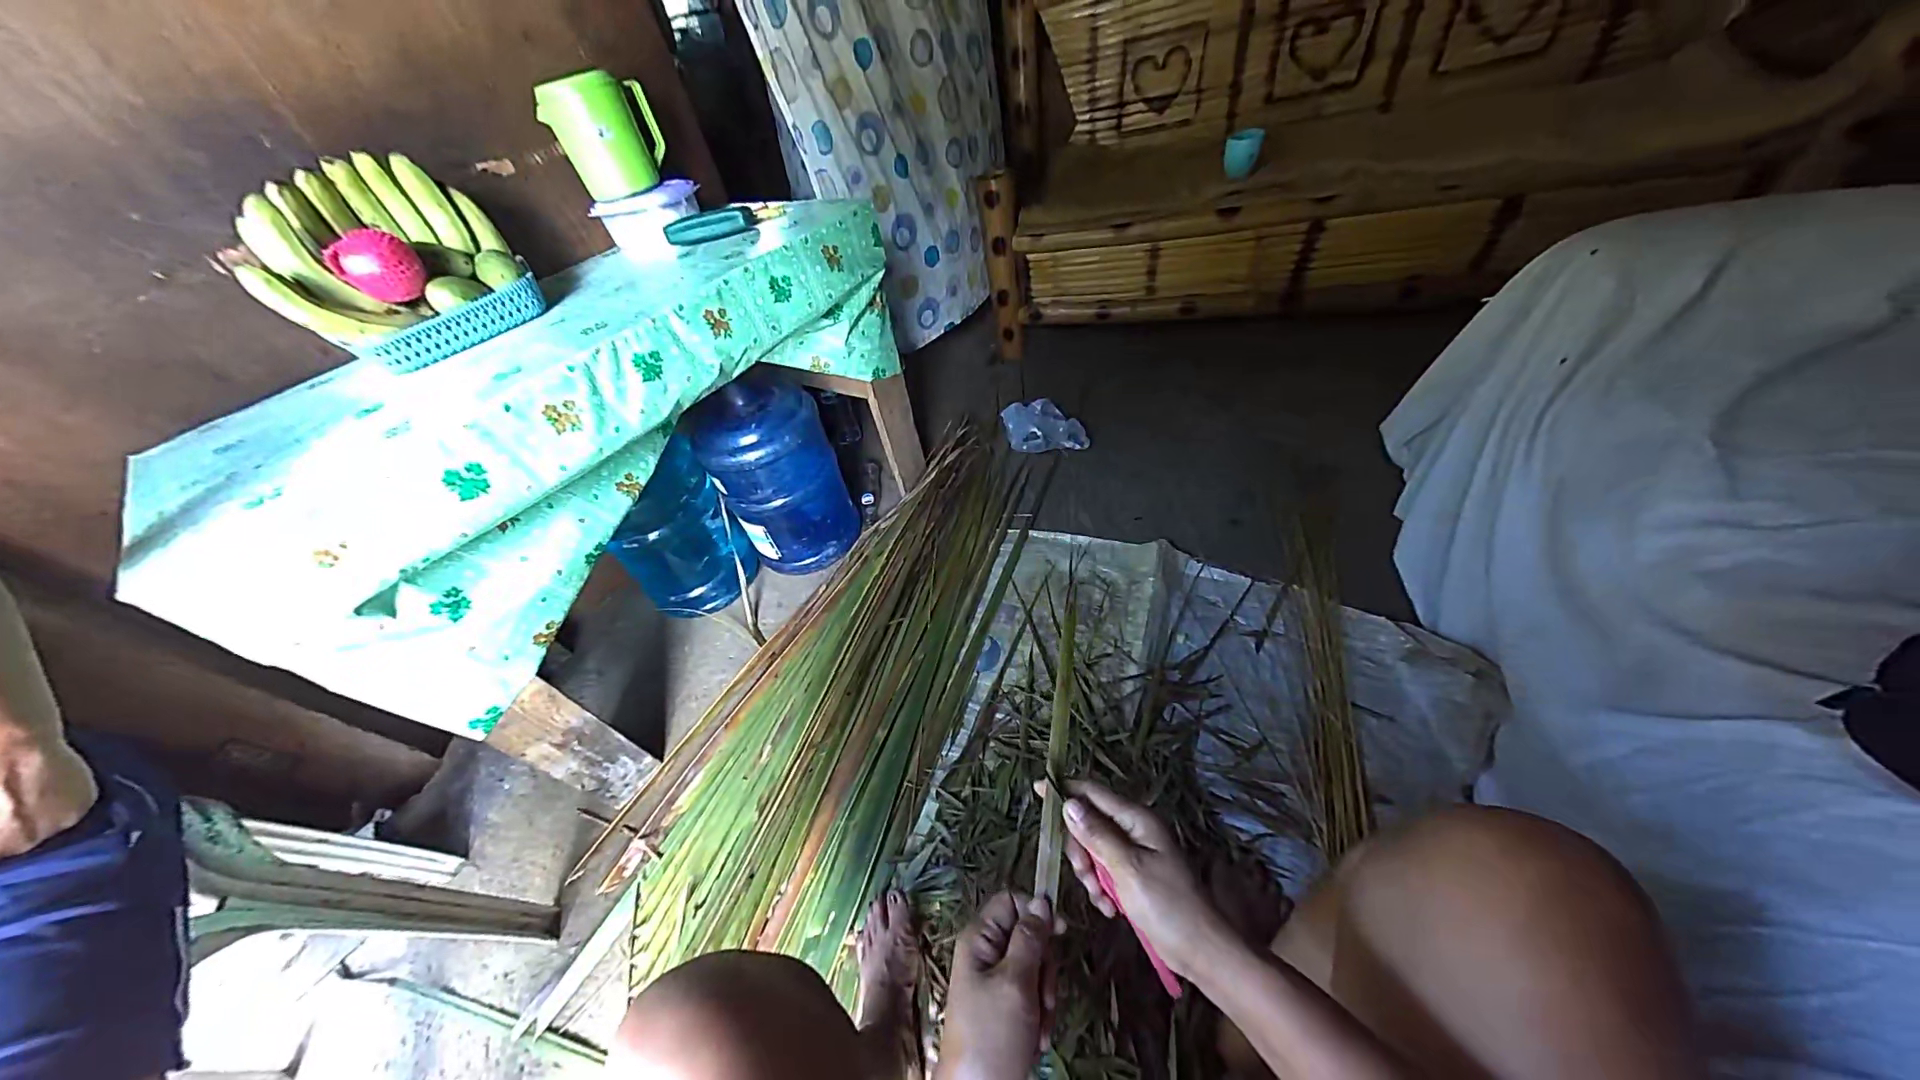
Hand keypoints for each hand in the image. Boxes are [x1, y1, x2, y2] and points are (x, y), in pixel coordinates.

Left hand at [936, 890, 1058, 1079]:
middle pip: (1028, 935)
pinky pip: (1034, 995)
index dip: (1036, 911)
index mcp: (980, 939)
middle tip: (1044, 994)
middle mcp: (986, 954)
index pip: (1010, 901)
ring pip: (1036, 967)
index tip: (1060, 933)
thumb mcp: (1014, 982)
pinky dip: (1041, 1014)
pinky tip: (1037, 1036)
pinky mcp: (1007, 1007)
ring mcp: (996, 982)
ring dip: (1046, 995)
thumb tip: (1040, 899)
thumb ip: (1029, 938)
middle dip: (1045, 965)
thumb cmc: (992, 1035)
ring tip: (1039, 1023)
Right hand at [1053, 779, 1232, 979]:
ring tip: (1102, 898)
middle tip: (1086, 876)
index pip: (1093, 793)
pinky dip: (1101, 887)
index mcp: (1136, 819)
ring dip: (1090, 874)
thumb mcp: (1127, 869)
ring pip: (1093, 849)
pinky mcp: (1133, 874)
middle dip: (1080, 849)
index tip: (1036, 789)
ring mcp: (1134, 852)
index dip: (1064, 790)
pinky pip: (1104, 870)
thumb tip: (1068, 802)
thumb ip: (1096, 835)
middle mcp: (1134, 829)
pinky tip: (1110, 907)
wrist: (1200, 950)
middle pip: (1089, 823)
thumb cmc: (1167, 906)